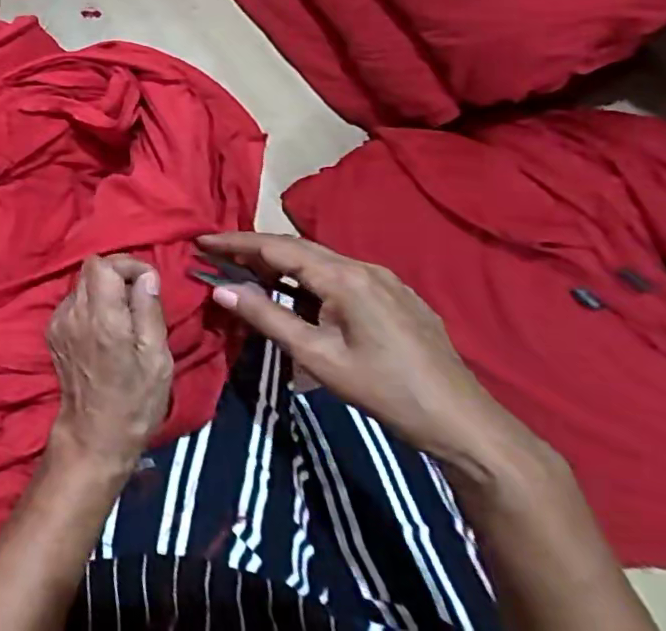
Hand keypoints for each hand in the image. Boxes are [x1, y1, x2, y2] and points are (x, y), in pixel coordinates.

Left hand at [45, 256, 171, 475]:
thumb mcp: (157, 358)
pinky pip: (71, 303)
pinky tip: (105, 329)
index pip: (101, 265)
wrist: (95, 431)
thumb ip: (148, 311)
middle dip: (116, 274)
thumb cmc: (136, 399)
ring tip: (125, 315)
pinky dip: (89, 305)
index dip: (126, 265)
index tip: (147, 282)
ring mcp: (58, 321)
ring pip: (79, 285)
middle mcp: (73, 313)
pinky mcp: (52, 331)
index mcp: (101, 318)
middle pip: (88, 270)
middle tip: (139, 297)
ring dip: (102, 290)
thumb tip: (146, 276)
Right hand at [198, 232, 535, 470]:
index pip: (277, 248)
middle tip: (215, 253)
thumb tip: (219, 287)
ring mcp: (385, 282)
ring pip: (318, 259)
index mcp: (345, 278)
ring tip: (244, 270)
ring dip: (278, 261)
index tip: (200, 241)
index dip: (235, 242)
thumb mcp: (315, 355)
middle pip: (296, 247)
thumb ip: (265, 316)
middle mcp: (365, 269)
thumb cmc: (383, 388)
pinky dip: (304, 275)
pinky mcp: (396, 298)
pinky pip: (338, 273)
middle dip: (252, 247)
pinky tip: (292, 292)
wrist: (464, 423)